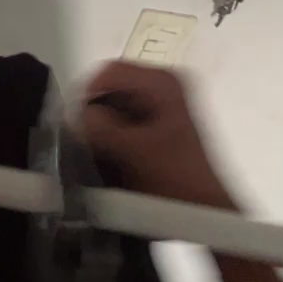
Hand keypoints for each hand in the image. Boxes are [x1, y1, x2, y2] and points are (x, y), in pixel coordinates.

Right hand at [78, 61, 233, 210]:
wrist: (203, 210)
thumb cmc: (178, 180)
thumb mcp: (135, 151)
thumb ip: (102, 128)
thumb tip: (79, 115)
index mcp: (164, 81)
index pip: (109, 71)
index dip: (89, 95)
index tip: (79, 123)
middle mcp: (164, 85)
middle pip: (110, 88)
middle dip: (96, 114)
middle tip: (89, 143)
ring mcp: (161, 104)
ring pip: (112, 106)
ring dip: (102, 129)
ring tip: (102, 155)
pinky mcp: (156, 123)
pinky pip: (121, 121)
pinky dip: (112, 138)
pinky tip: (113, 160)